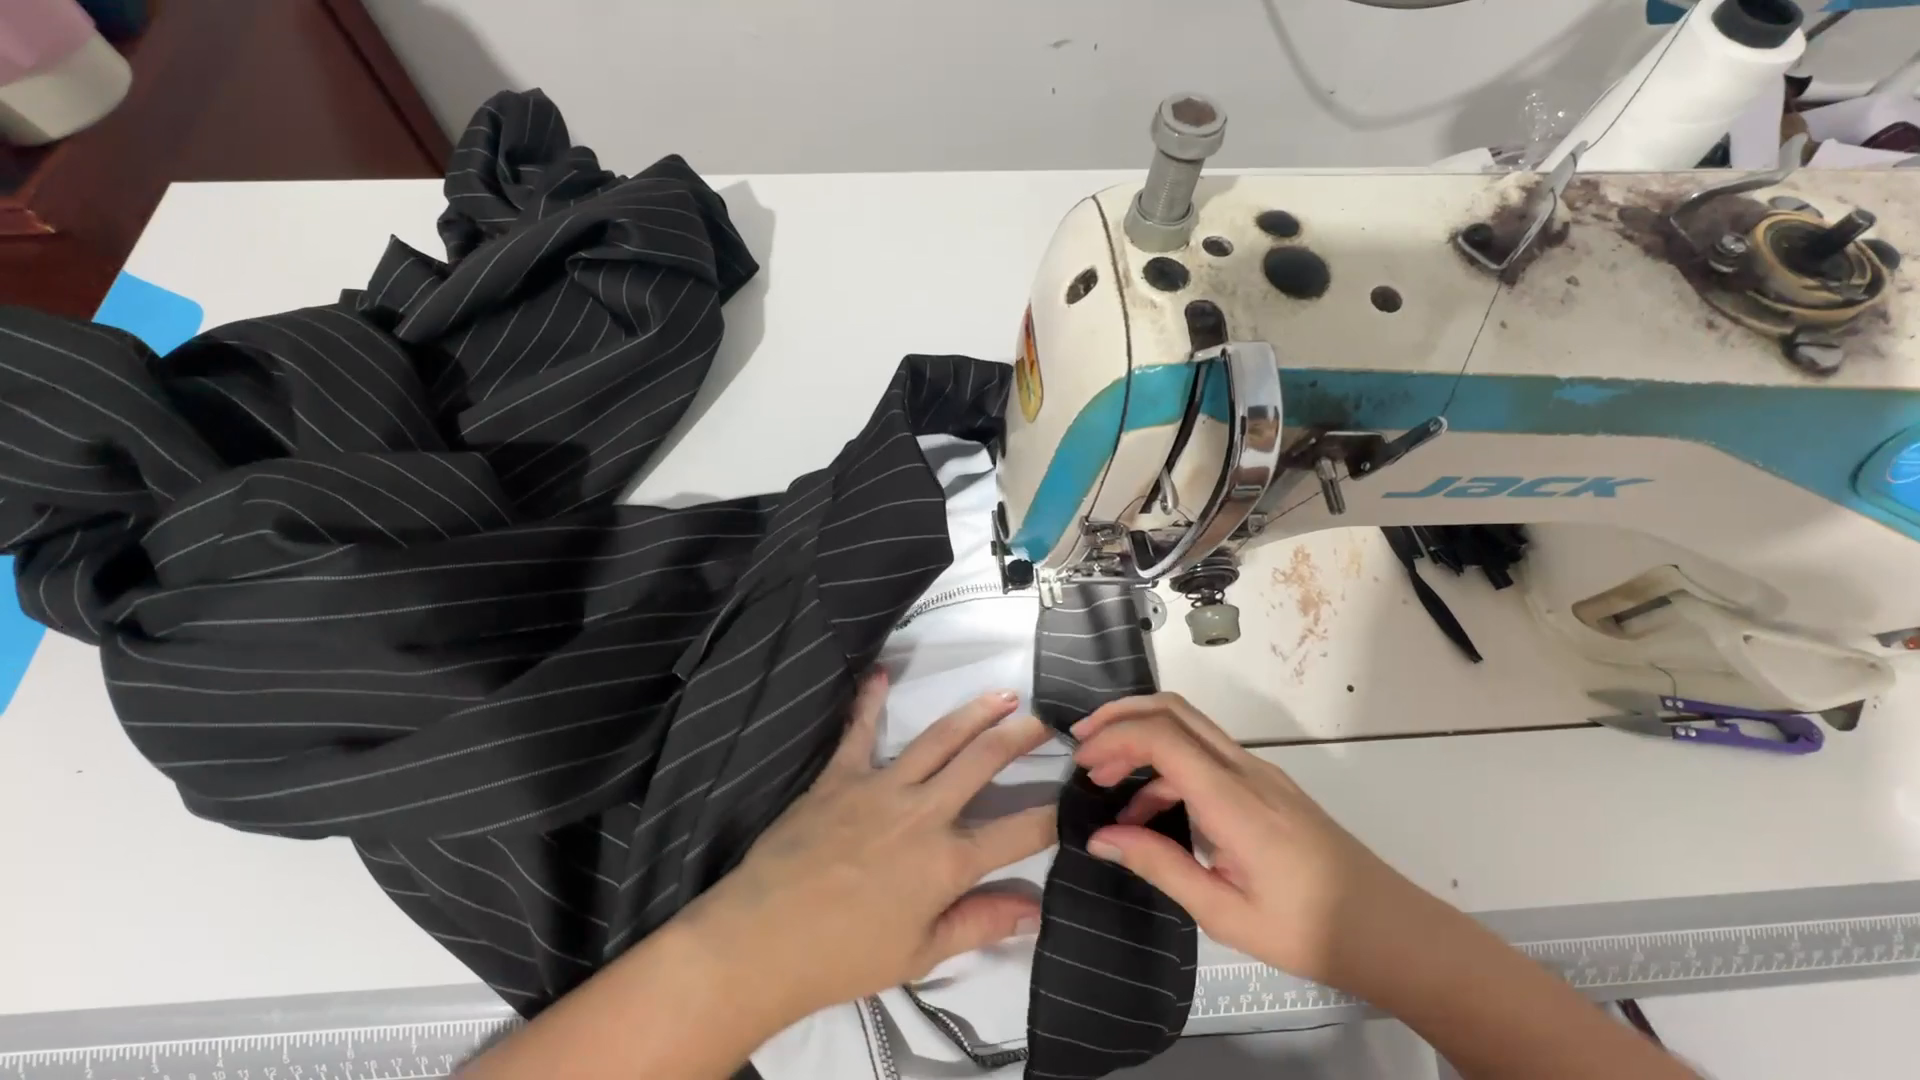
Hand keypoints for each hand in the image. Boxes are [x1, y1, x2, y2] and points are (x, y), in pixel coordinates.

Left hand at [678, 671, 1056, 1023]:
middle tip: (1045, 719)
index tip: (1075, 795)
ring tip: (1002, 695)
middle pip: (983, 763)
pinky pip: (859, 731)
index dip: (1054, 813)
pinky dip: (870, 701)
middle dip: (1020, 738)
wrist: (761, 940)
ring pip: (939, 738)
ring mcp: (880, 787)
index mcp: (948, 861)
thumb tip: (1035, 909)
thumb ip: (980, 923)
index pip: (1020, 832)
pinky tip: (880, 673)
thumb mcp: (921, 953)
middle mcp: (923, 812)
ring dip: (974, 713)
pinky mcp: (839, 777)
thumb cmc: (845, 957)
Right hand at [1070, 693, 1433, 996]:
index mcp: (1234, 801)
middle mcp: (1247, 770)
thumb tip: (1100, 838)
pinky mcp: (1266, 785)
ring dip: (1143, 741)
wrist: (1389, 930)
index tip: (1082, 764)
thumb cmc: (1306, 929)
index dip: (1114, 738)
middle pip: (1175, 710)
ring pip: (1190, 728)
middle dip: (1121, 716)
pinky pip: (1207, 756)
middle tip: (1083, 747)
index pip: (1163, 737)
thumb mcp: (1223, 912)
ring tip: (1107, 785)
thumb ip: (1159, 866)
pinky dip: (1168, 766)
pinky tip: (1150, 812)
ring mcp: (1260, 773)